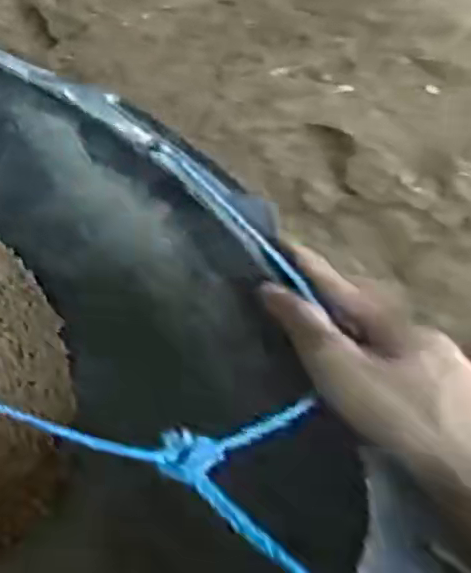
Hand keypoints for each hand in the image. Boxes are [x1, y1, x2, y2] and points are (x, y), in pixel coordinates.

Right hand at [260, 245, 470, 509]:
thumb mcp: (336, 364)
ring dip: (347, 337)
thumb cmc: (397, 413)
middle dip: (326, 305)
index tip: (276, 241)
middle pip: (365, 315)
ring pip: (382, 343)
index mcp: (403, 327)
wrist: (470, 480)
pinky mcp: (452, 404)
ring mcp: (449, 375)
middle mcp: (431, 343)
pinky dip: (365, 361)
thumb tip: (270, 286)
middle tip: (285, 296)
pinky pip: (394, 367)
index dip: (305, 264)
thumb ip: (302, 322)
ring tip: (313, 339)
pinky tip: (354, 375)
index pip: (340, 287)